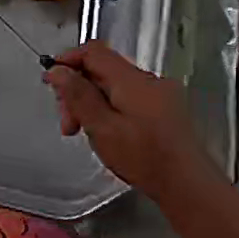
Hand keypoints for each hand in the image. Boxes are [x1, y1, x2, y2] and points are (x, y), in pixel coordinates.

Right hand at [44, 40, 225, 202]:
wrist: (188, 185)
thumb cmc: (142, 157)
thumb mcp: (101, 127)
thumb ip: (78, 95)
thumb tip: (58, 70)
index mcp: (132, 81)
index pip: (94, 52)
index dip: (67, 60)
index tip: (50, 82)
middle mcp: (149, 81)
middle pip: (102, 70)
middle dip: (77, 89)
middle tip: (67, 122)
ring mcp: (160, 95)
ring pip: (113, 86)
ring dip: (90, 102)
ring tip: (81, 132)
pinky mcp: (165, 110)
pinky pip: (127, 98)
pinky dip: (107, 109)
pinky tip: (104, 133)